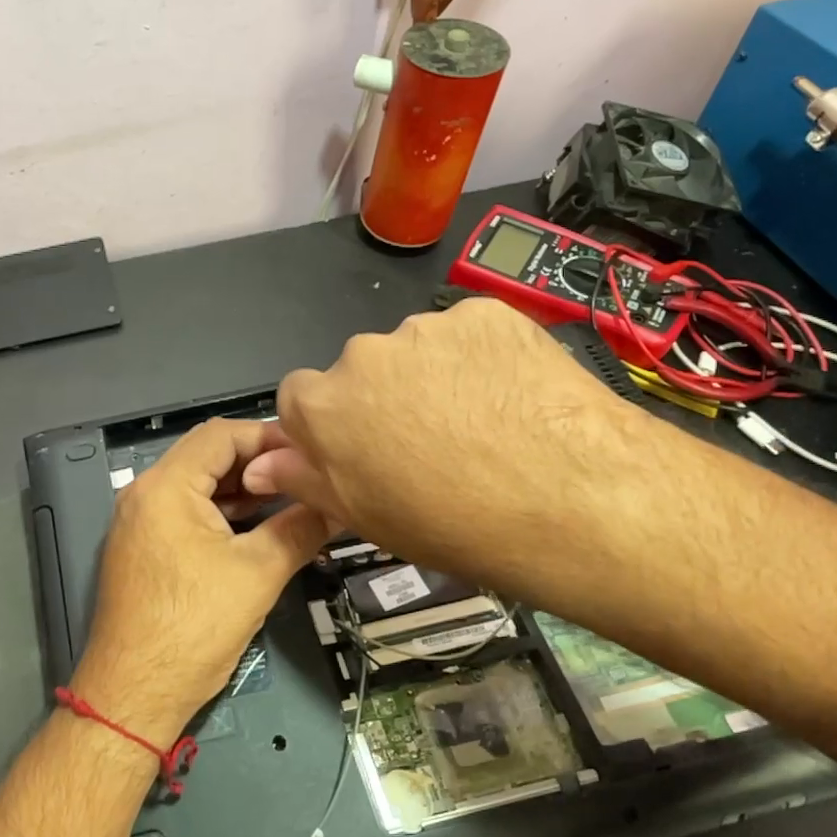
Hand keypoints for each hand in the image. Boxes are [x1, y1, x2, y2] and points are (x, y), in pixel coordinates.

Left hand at [70, 419, 332, 748]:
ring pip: (196, 485)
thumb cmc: (194, 626)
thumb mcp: (257, 574)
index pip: (220, 434)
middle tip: (304, 474)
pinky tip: (256, 525)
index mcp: (166, 485)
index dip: (267, 435)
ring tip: (290, 498)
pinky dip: (220, 512)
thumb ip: (300, 529)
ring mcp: (138, 520)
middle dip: (257, 462)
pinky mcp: (141, 547)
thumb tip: (338, 505)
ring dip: (240, 488)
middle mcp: (144, 492)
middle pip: (206, 455)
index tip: (308, 451)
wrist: (133, 692)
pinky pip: (184, 511)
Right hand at [240, 298, 653, 591]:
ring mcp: (427, 328)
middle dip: (382, 400)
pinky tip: (512, 398)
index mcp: (324, 404)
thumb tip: (260, 465)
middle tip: (431, 445)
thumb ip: (305, 480)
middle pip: (359, 371)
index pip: (300, 398)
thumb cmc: (459, 525)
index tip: (365, 453)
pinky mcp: (485, 312)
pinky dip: (481, 359)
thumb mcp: (367, 519)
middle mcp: (363, 353)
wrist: (575, 499)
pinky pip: (467, 334)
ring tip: (482, 424)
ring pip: (415, 351)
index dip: (331, 428)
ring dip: (433, 378)